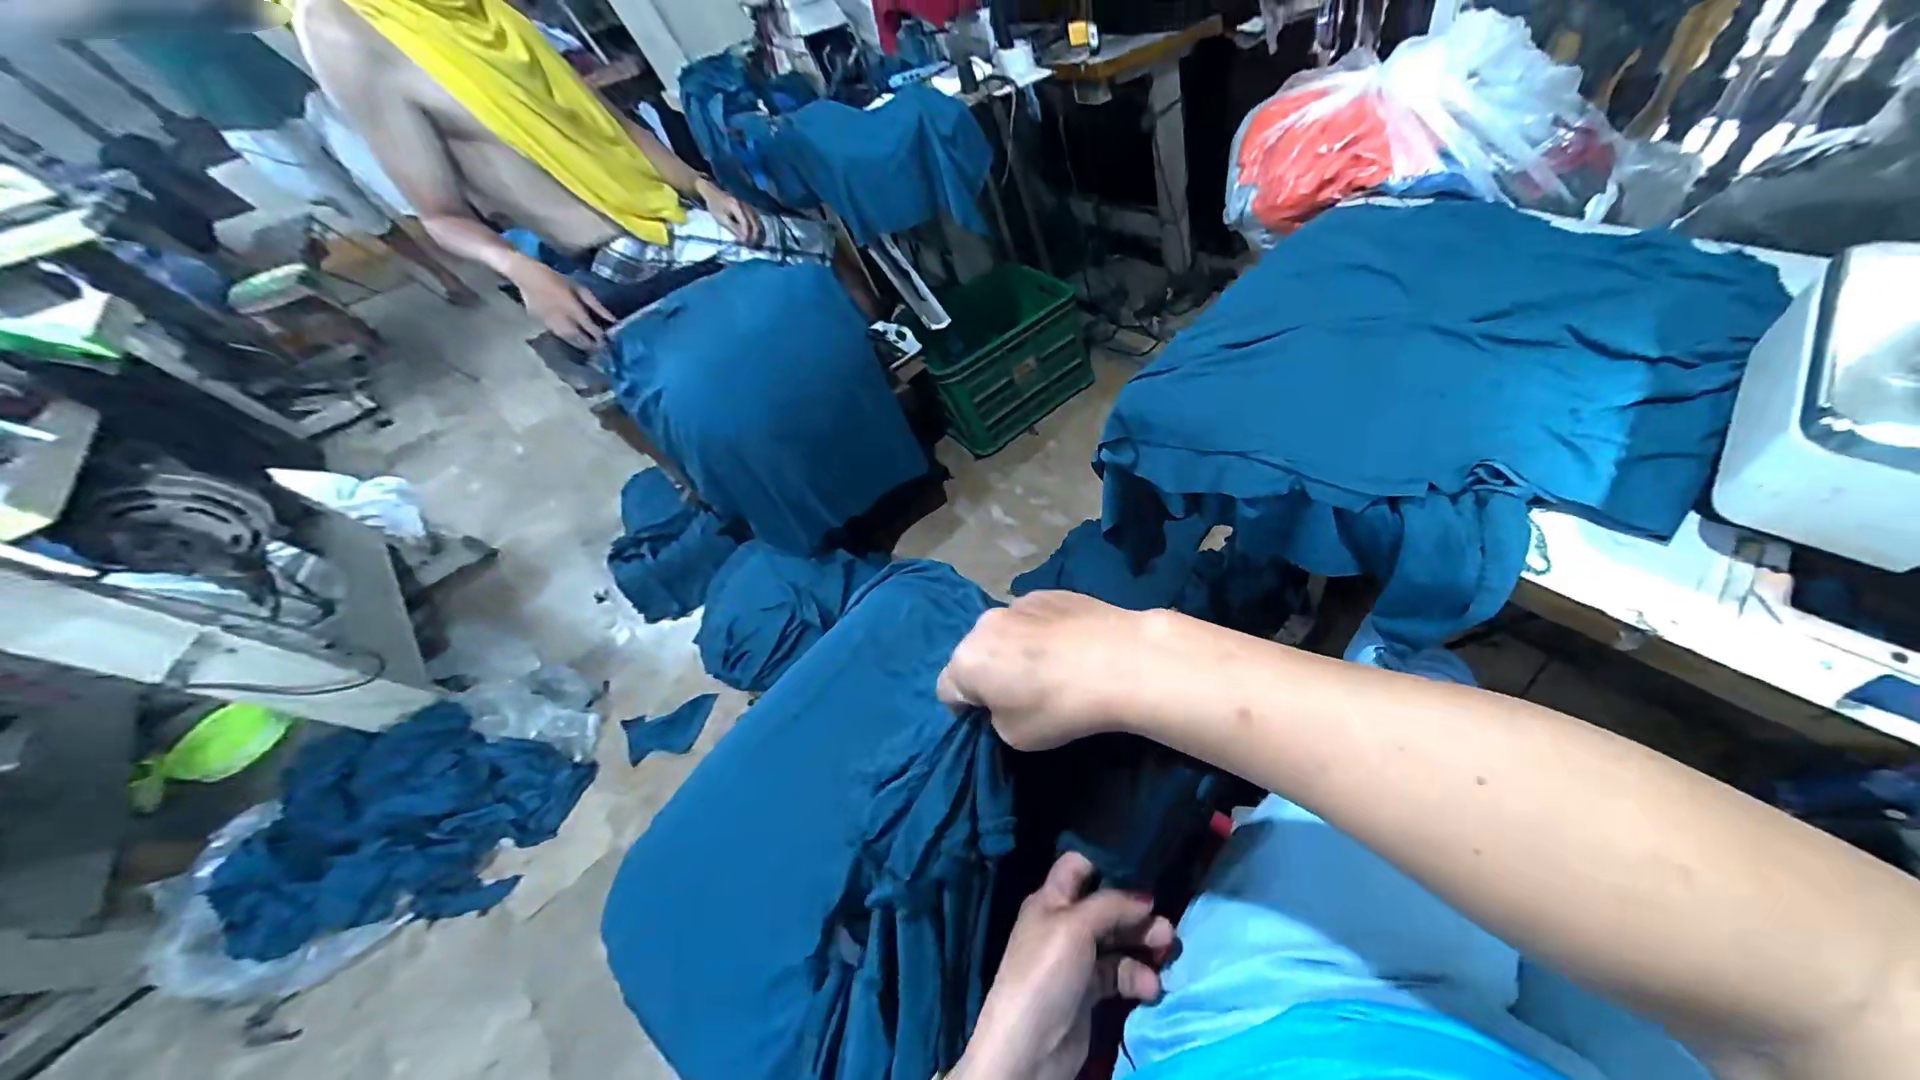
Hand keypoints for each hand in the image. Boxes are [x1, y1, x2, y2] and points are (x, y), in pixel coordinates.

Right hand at [508, 257, 613, 348]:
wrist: (525, 275)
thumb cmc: (555, 278)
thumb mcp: (578, 287)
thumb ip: (596, 305)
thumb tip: (613, 320)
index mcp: (572, 308)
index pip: (590, 328)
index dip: (600, 336)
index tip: (608, 341)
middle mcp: (562, 318)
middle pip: (579, 338)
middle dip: (591, 345)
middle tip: (600, 348)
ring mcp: (550, 322)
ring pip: (568, 339)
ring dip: (580, 345)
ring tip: (589, 347)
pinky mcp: (541, 323)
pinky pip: (558, 335)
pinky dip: (568, 339)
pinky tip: (574, 340)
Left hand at [696, 178, 762, 244]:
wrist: (714, 192)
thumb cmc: (715, 206)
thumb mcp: (722, 219)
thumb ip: (733, 229)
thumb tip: (744, 240)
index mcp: (737, 206)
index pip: (746, 224)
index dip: (747, 236)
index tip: (745, 245)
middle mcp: (746, 206)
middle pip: (755, 224)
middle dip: (755, 237)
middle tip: (751, 247)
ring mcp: (750, 207)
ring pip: (759, 224)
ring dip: (758, 235)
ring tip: (754, 244)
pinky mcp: (751, 209)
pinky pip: (758, 222)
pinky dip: (758, 230)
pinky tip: (755, 237)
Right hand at [937, 591, 1161, 750]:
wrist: (1122, 661)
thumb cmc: (1060, 707)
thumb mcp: (1015, 735)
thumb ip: (996, 716)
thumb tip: (1004, 698)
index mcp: (966, 660)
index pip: (948, 689)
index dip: (966, 707)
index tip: (993, 715)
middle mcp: (984, 624)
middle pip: (975, 654)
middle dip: (991, 672)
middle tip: (1024, 691)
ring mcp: (1018, 602)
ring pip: (1005, 632)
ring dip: (1017, 647)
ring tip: (1053, 666)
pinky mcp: (1051, 592)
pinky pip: (1035, 617)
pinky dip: (1044, 631)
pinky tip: (1072, 646)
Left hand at [953, 852, 1173, 1079]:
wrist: (1028, 1048)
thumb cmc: (1046, 971)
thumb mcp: (1075, 926)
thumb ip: (1110, 905)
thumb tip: (1145, 897)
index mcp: (1051, 899)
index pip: (1077, 866)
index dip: (1106, 865)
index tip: (1141, 872)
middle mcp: (1063, 924)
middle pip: (1105, 906)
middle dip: (1136, 913)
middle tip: (1166, 928)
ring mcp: (1076, 959)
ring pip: (1116, 941)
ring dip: (1142, 946)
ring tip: (1166, 954)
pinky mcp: (1088, 993)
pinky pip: (1118, 975)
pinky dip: (1136, 978)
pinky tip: (1150, 988)